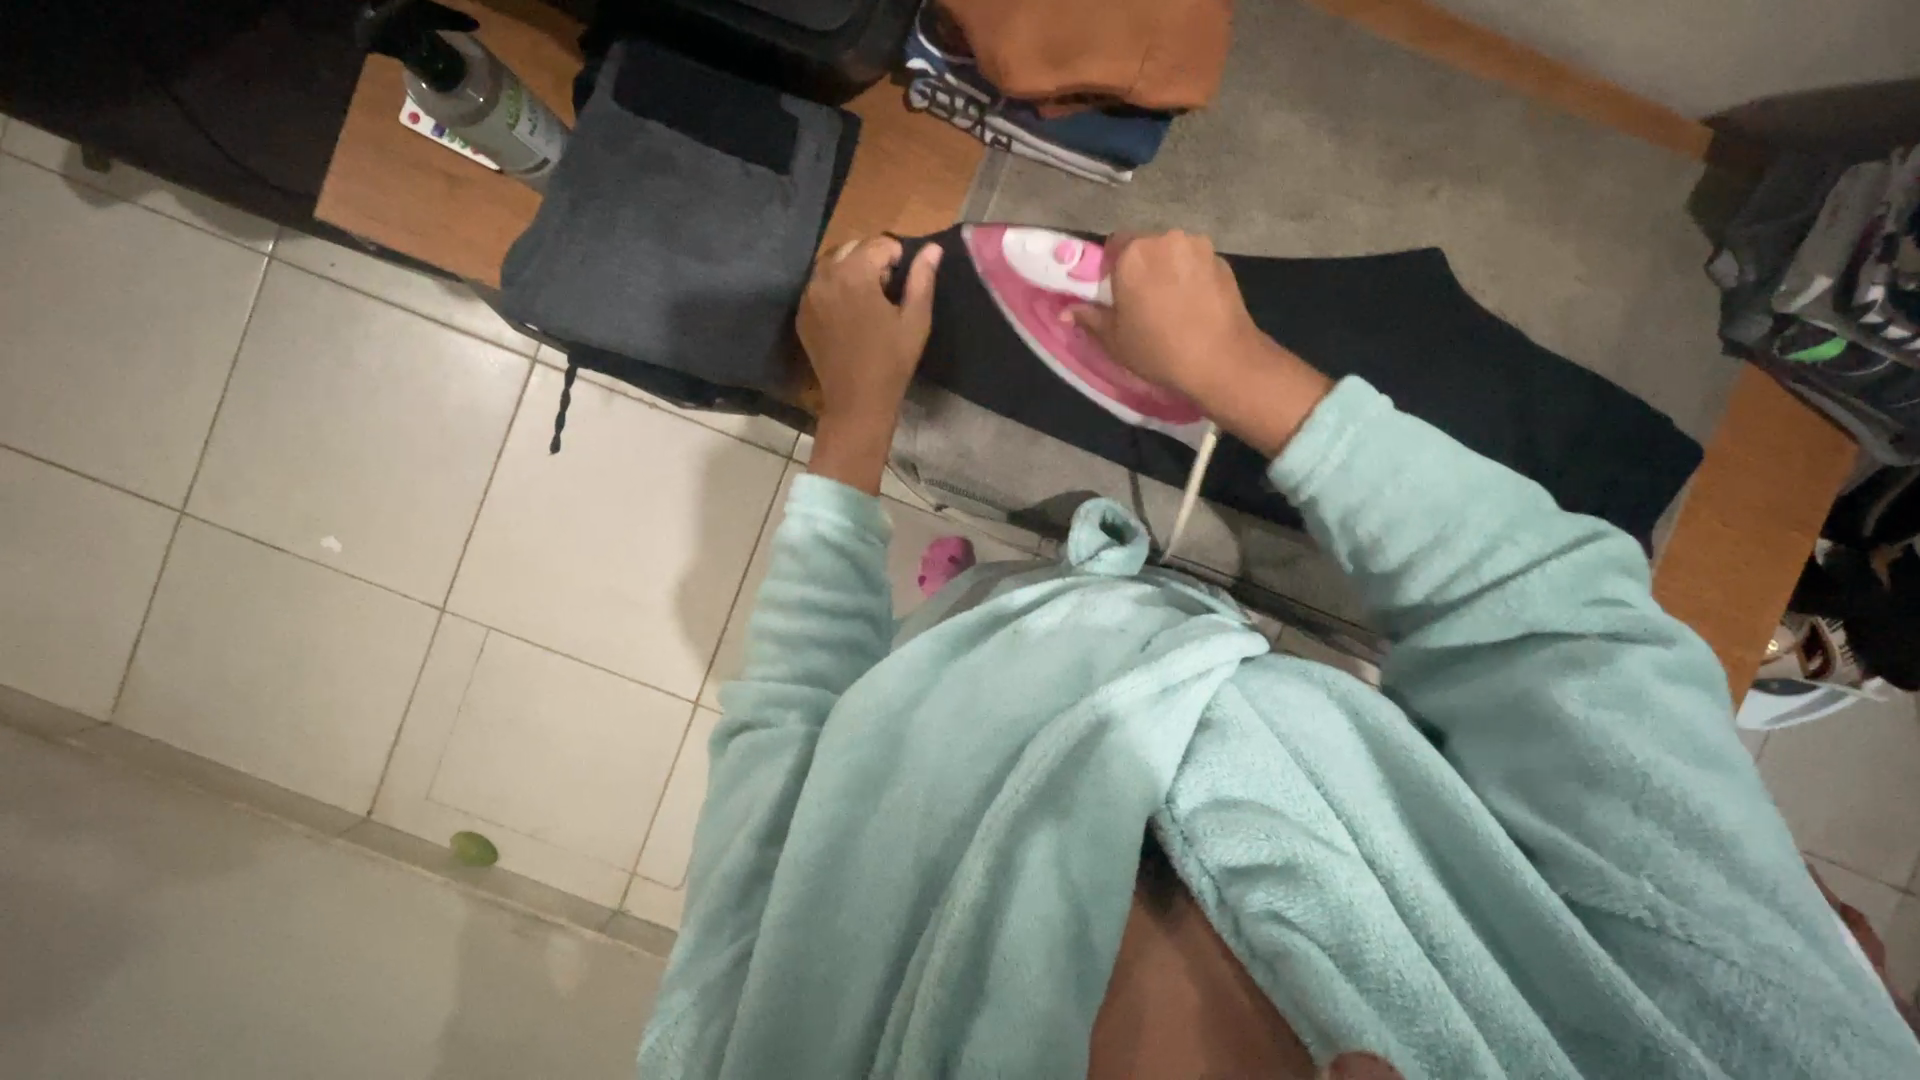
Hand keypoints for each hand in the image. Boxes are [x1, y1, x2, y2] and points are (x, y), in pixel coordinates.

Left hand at [797, 236, 942, 492]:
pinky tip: (850, 314)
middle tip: (888, 290)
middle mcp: (825, 277)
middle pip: (852, 248)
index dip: (898, 257)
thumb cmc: (892, 362)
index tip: (906, 280)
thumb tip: (932, 248)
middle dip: (872, 260)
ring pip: (832, 264)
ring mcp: (808, 295)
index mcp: (854, 275)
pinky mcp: (802, 313)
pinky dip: (835, 288)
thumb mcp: (915, 320)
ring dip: (852, 271)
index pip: (879, 244)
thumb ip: (922, 279)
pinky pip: (819, 286)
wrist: (856, 401)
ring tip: (869, 300)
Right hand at [1070, 230, 1331, 456]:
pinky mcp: (1222, 261)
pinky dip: (1190, 277)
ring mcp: (1199, 247)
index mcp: (1133, 253)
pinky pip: (1195, 263)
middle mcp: (1166, 239)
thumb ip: (1090, 318)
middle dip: (1140, 267)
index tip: (1114, 294)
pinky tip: (1193, 306)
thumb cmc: (1159, 350)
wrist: (1222, 359)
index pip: (1112, 245)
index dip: (1110, 268)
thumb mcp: (1115, 340)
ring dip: (1167, 270)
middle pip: (1144, 246)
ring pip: (1172, 253)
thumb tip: (1065, 312)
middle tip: (1141, 301)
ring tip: (1171, 304)